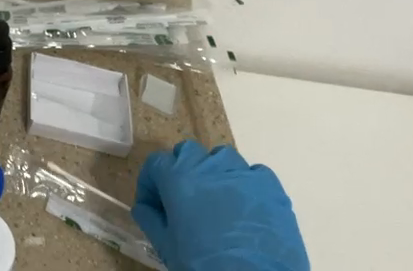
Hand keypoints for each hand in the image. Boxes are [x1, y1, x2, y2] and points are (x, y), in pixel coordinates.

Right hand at [133, 140, 308, 270]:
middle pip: (188, 153)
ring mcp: (240, 172)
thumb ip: (150, 221)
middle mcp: (207, 165)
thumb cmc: (204, 266)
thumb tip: (143, 207)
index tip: (154, 205)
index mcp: (177, 177)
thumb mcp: (167, 248)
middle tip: (186, 201)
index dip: (151, 184)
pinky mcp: (269, 185)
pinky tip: (248, 209)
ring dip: (214, 173)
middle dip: (182, 171)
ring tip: (219, 202)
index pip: (156, 163)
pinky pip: (254, 173)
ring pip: (221, 158)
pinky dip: (246, 185)